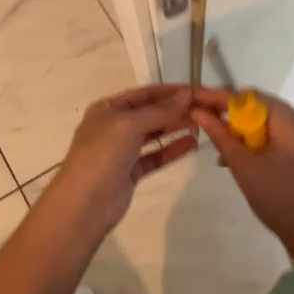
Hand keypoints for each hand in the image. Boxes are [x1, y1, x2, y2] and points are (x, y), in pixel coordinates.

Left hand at [38, 85, 198, 239]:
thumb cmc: (102, 154)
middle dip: (177, 109)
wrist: (85, 203)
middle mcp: (114, 126)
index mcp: (108, 108)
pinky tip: (192, 144)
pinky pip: (155, 156)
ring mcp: (122, 150)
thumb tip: (185, 95)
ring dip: (176, 126)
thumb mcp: (129, 125)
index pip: (144, 94)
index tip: (199, 90)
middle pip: (150, 112)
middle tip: (208, 108)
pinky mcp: (131, 172)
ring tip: (204, 122)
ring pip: (154, 134)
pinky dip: (172, 149)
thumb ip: (159, 110)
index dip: (171, 91)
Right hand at [191, 88, 293, 261]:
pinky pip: (280, 132)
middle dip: (233, 115)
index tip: (197, 99)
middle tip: (207, 123)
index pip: (253, 98)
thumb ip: (220, 135)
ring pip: (270, 120)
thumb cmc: (278, 202)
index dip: (222, 97)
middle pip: (262, 106)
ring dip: (245, 129)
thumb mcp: (243, 167)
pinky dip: (260, 139)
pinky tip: (244, 155)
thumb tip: (198, 112)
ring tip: (224, 148)